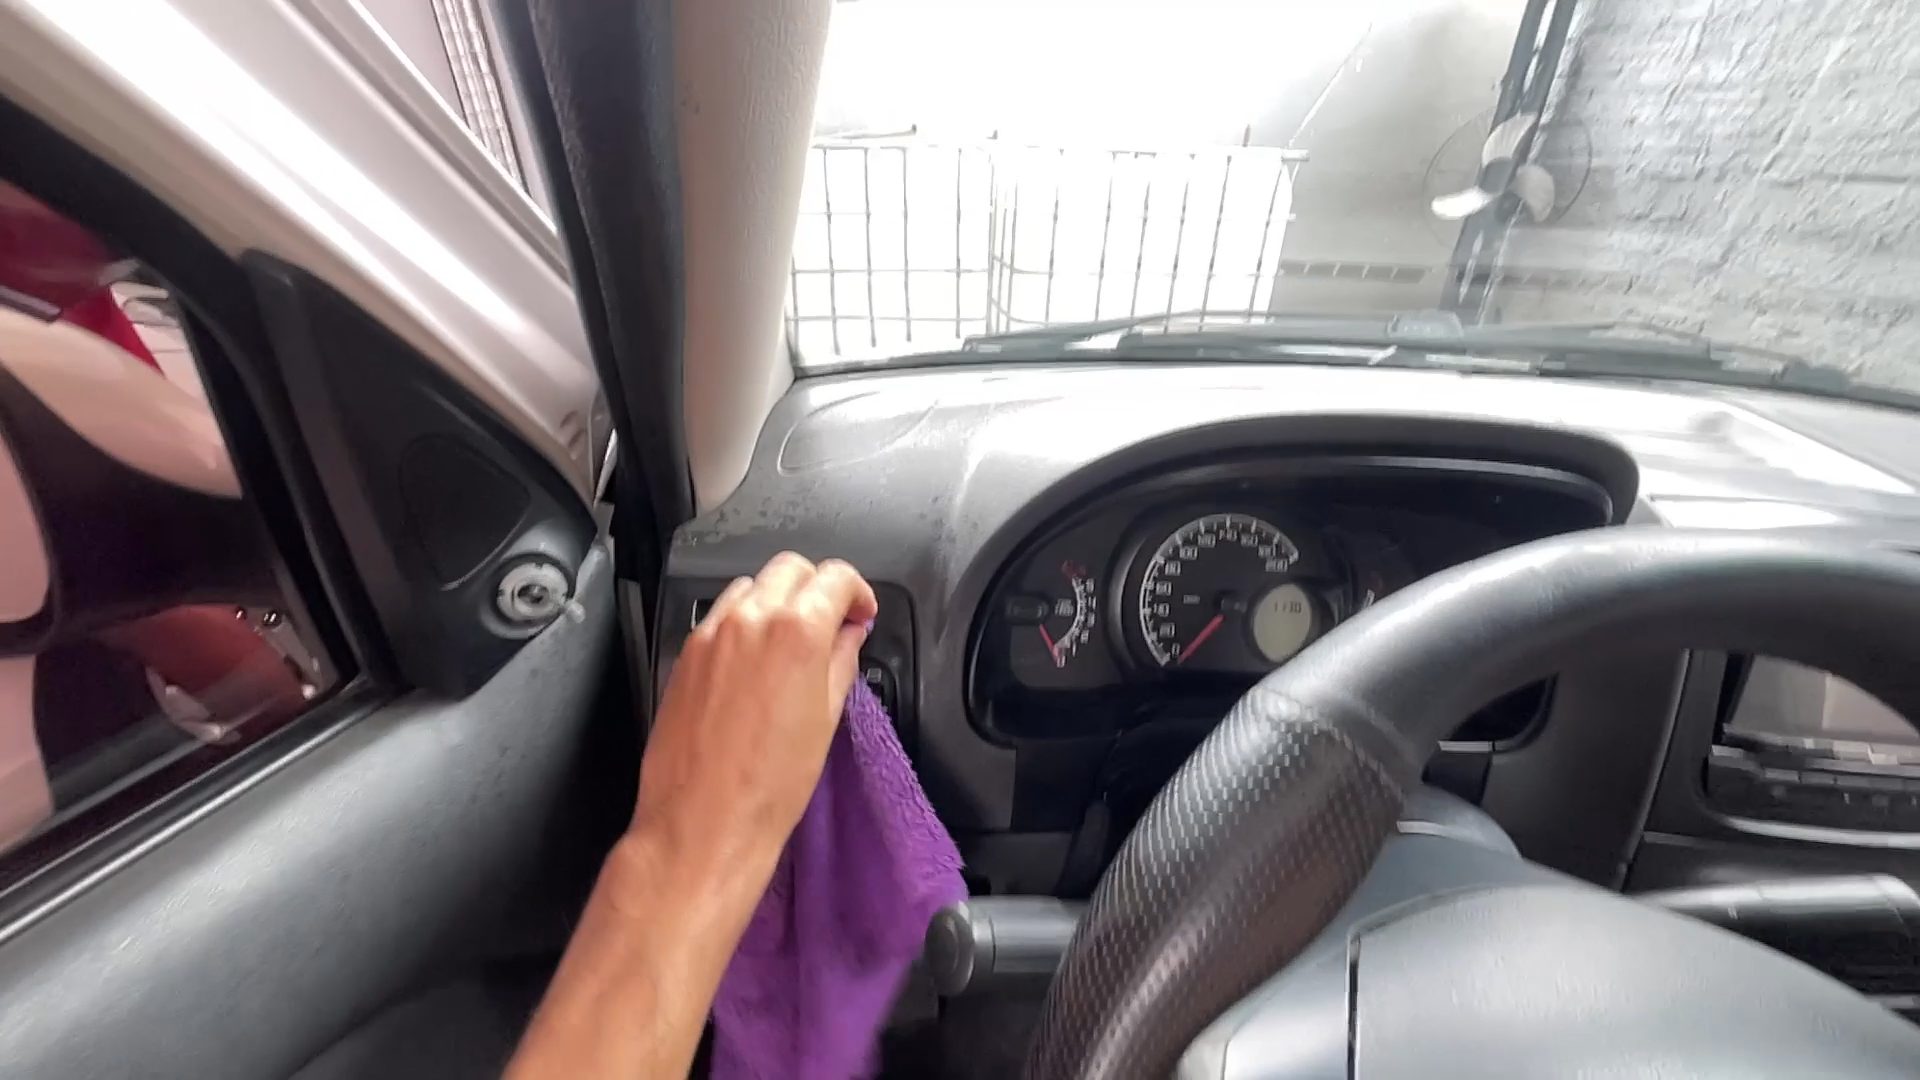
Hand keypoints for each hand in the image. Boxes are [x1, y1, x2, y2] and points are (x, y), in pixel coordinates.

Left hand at [624, 552, 878, 899]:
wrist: (705, 823)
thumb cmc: (773, 782)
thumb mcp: (827, 716)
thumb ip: (842, 659)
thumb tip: (849, 634)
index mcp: (797, 631)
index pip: (835, 577)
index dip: (858, 592)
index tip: (860, 614)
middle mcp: (751, 619)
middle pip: (792, 568)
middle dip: (819, 587)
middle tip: (832, 621)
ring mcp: (712, 633)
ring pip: (753, 585)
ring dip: (780, 599)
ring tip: (792, 639)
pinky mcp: (685, 654)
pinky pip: (721, 615)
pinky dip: (746, 620)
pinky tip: (755, 658)